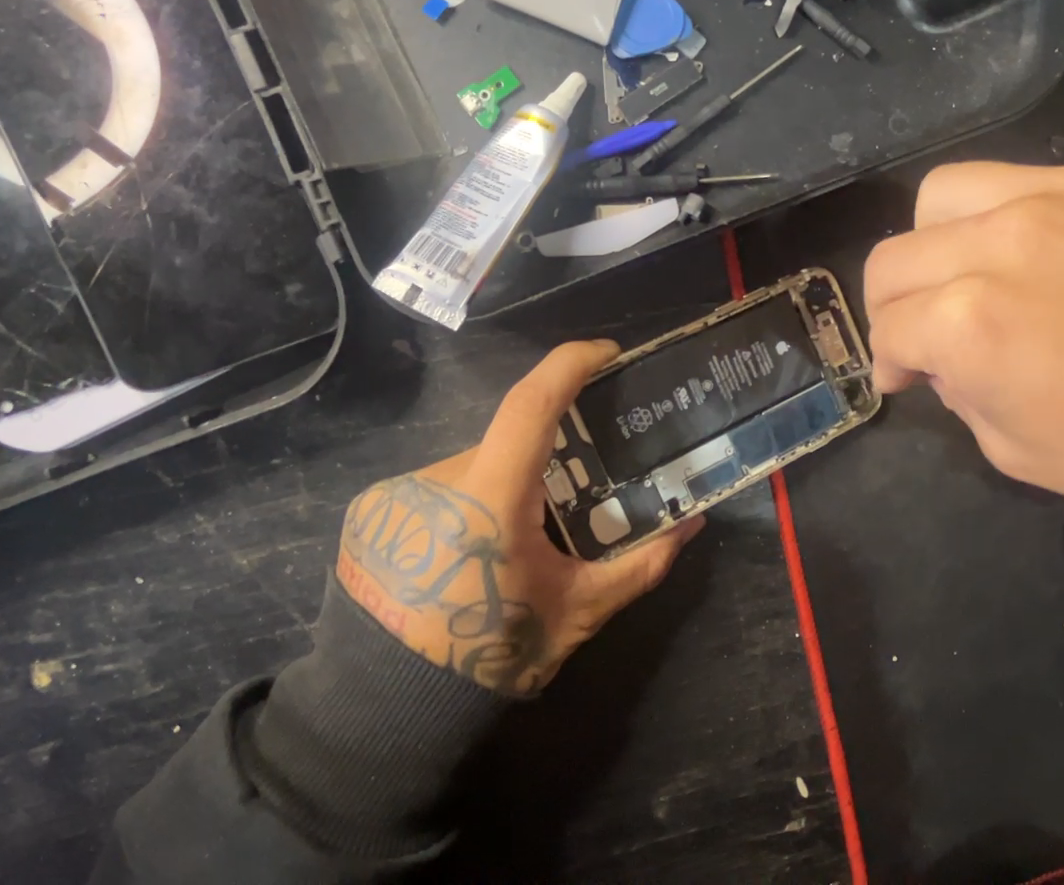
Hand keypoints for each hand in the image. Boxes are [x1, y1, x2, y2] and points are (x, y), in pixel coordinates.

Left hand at [336, 341, 702, 693]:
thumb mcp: (577, 613)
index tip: (606, 354)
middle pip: (507, 442)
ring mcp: (397, 494)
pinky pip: (437, 489)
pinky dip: (468, 505)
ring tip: (520, 542)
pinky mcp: (372, 511)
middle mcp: (437, 482)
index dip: (570, 366)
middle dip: (545, 459)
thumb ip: (639, 565)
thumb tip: (691, 525)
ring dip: (503, 486)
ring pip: (473, 467)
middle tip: (572, 500)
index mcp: (490, 500)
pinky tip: (473, 553)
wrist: (386, 709)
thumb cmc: (490, 657)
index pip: (531, 406)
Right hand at [863, 162, 1063, 504]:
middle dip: (892, 306)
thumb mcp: (1010, 449)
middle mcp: (994, 248)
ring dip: (931, 243)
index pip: (890, 327)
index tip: (903, 376)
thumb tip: (937, 355)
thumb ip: (955, 392)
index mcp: (969, 326)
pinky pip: (1011, 180)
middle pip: (894, 258)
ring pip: (939, 197)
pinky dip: (993, 216)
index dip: (888, 360)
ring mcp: (1049, 200)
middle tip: (918, 331)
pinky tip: (1023, 250)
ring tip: (962, 273)